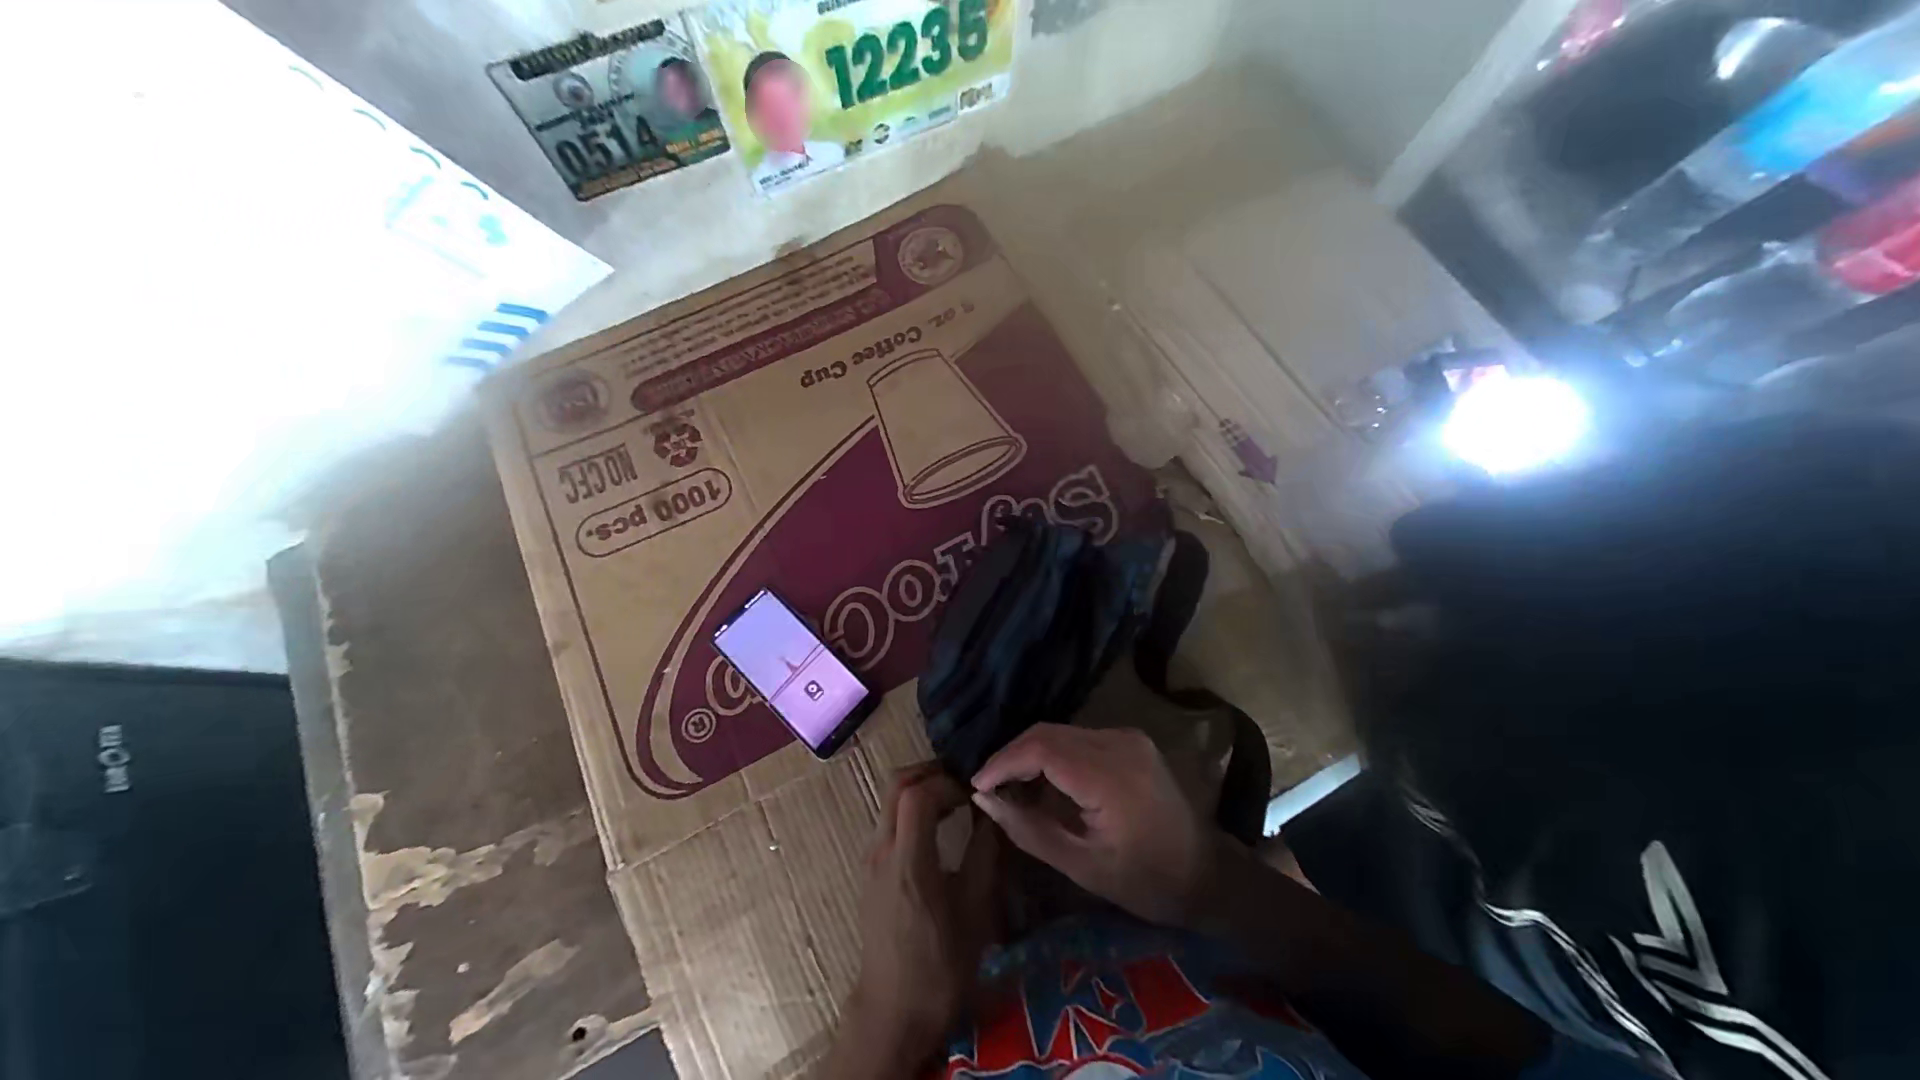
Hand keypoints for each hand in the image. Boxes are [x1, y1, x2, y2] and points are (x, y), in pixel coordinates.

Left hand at [844, 764, 1000, 1062]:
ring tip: (957, 800)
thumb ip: (984, 854)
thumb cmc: (940, 967)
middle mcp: (881, 851)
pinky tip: (940, 827)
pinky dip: (912, 809)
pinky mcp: (871, 872)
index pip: (917, 793)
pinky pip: (889, 822)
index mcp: (908, 860)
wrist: (894, 1013)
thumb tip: (995, 813)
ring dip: (920, 789)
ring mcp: (871, 860)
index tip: (975, 793)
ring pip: (889, 801)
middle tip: (964, 780)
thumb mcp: (974, 910)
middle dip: (930, 772)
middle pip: (896, 785)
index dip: (948, 782)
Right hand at [971, 724, 1211, 925]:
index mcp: (1109, 774)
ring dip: (1031, 753)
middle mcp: (1119, 742)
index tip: (976, 786)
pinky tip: (1042, 780)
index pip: (1040, 748)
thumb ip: (1028, 829)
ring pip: (1061, 732)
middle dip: (1012, 756)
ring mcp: (1129, 738)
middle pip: (1048, 733)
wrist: (1209, 877)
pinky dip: (1054, 754)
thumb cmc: (1146, 881)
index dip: (1002, 762)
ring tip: (1009, 786)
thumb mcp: (1081, 866)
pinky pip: (1080, 738)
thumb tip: (983, 800)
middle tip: (988, 787)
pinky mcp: (1132, 741)